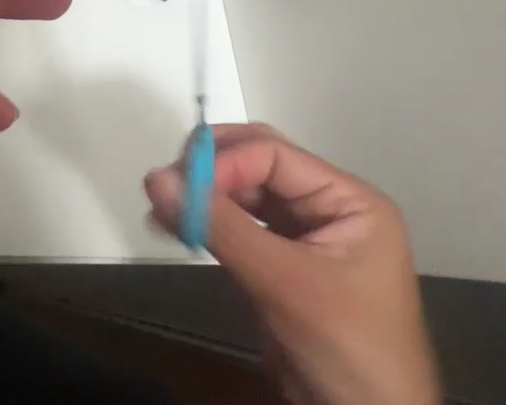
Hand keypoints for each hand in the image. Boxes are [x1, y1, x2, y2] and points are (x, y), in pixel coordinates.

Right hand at [144, 124, 440, 404]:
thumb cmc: (347, 349)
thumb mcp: (285, 283)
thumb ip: (221, 227)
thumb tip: (156, 179)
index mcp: (348, 201)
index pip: (271, 155)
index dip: (222, 162)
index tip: (177, 184)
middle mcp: (325, 207)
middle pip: (254, 163)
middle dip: (208, 170)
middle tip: (165, 185)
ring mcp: (301, 234)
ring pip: (239, 192)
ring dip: (201, 195)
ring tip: (161, 208)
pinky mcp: (277, 260)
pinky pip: (233, 223)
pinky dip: (203, 221)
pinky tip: (172, 226)